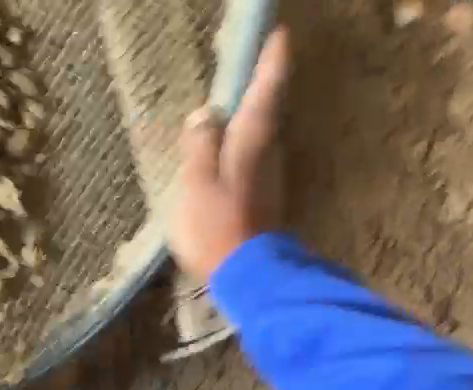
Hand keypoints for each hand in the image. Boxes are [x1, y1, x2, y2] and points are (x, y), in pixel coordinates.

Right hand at [170, 29, 291, 282]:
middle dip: (259, 85)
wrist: (246, 274)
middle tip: (247, 65)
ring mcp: (269, 176)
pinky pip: (251, 161)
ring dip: (247, 120)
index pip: (267, 85)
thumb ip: (200, 145)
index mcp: (252, 137)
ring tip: (228, 110)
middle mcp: (269, 149)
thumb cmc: (216, 226)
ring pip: (259, 135)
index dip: (271, 57)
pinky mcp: (263, 199)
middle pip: (266, 108)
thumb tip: (205, 114)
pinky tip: (225, 155)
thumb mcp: (196, 183)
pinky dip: (240, 150)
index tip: (276, 33)